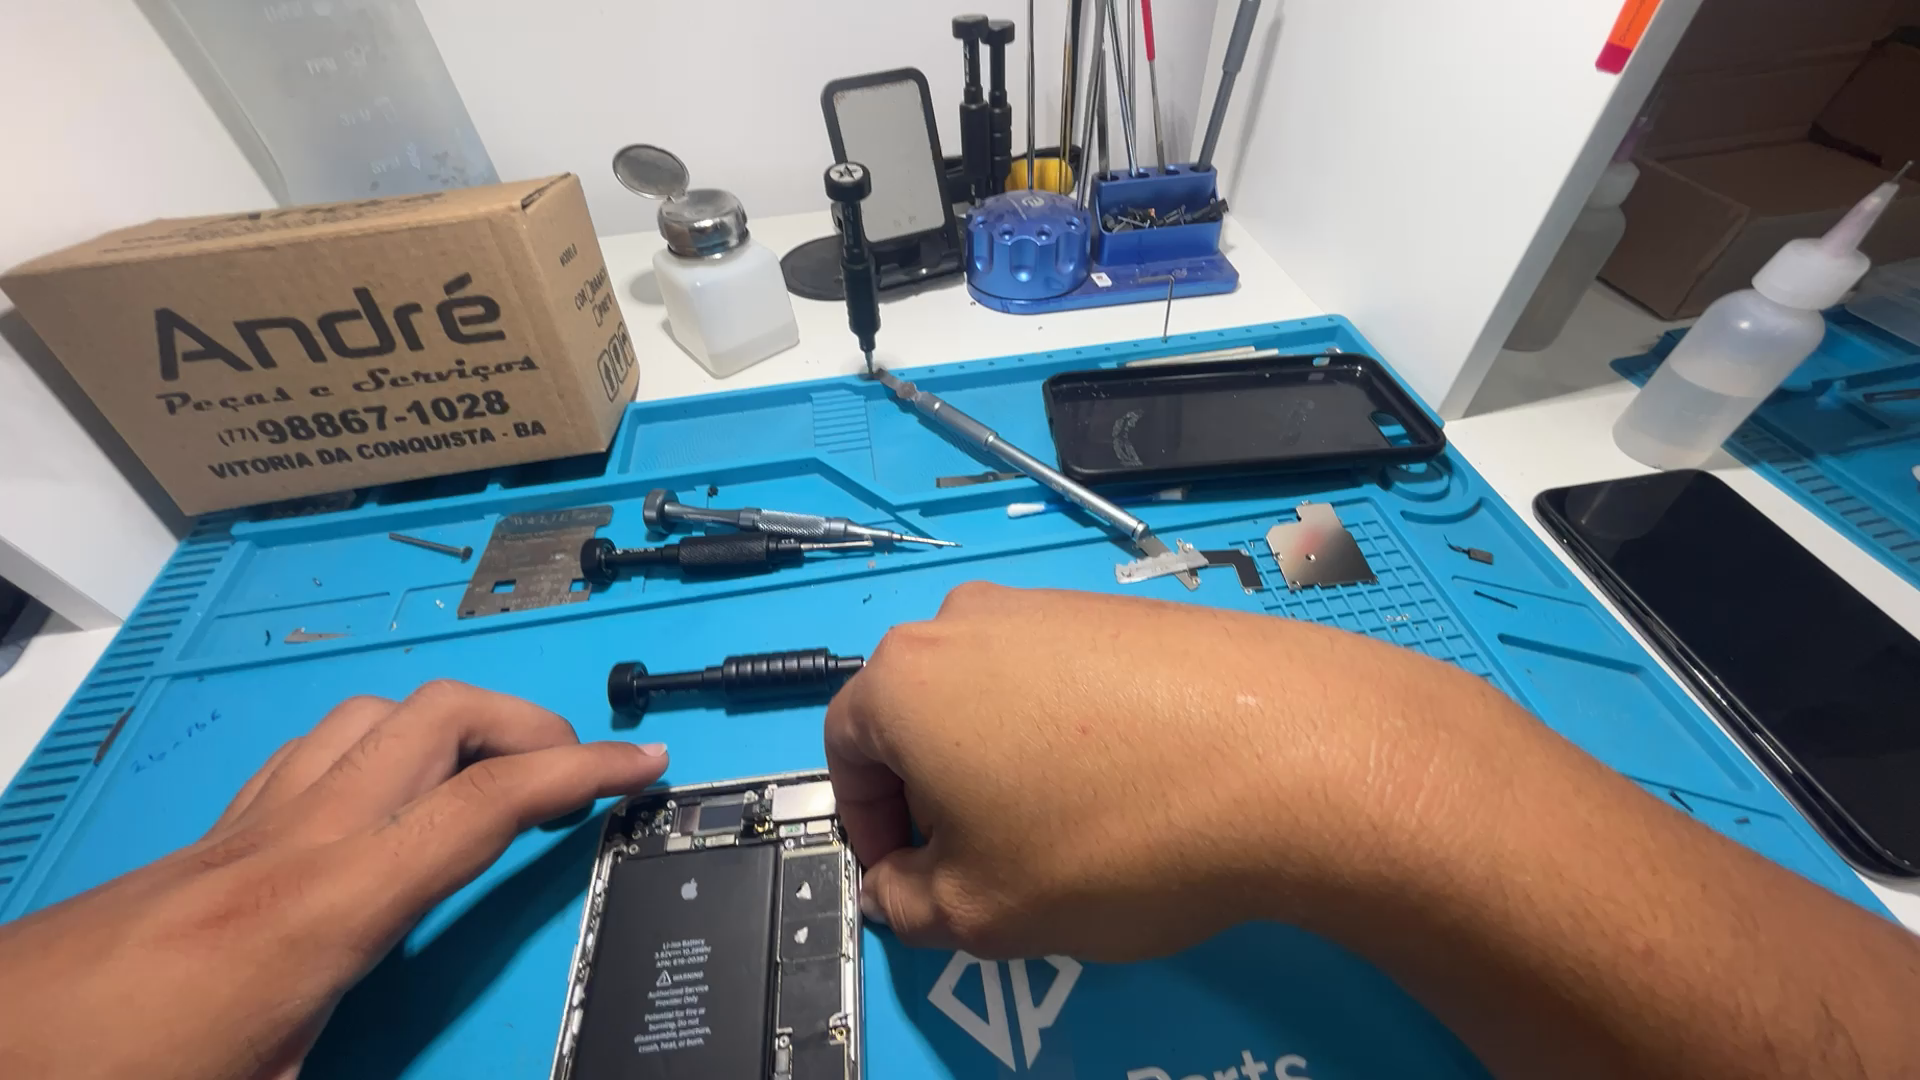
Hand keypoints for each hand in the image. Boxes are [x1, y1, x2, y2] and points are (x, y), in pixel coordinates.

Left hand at [0, 681, 665, 1079]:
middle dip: (531, 724)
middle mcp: (295, 839)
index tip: (645, 761)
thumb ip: (381, 1063)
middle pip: (442, 716)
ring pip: (379, 715)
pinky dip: (387, 749)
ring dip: (458, 726)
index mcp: (327, 908)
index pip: (490, 802)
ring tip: (491, 771)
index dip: (584, 769)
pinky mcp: (209, 835)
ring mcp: (245, 826)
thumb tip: (479, 1075)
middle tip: (568, 768)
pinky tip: (392, 797)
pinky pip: (320, 751)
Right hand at [825, 583, 1544, 962]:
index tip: (908, 871)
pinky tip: (1120, 776)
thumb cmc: (1102, 835)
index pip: (844, 748)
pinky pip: (1054, 673)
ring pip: (987, 692)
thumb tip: (893, 887)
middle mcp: (963, 620)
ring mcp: (1043, 603)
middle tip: (984, 855)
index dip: (867, 821)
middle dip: (933, 791)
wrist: (1279, 751)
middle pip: (916, 714)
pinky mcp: (1110, 608)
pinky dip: (1059, 728)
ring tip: (1062, 820)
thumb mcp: (980, 910)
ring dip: (997, 759)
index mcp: (905, 675)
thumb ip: (905, 905)